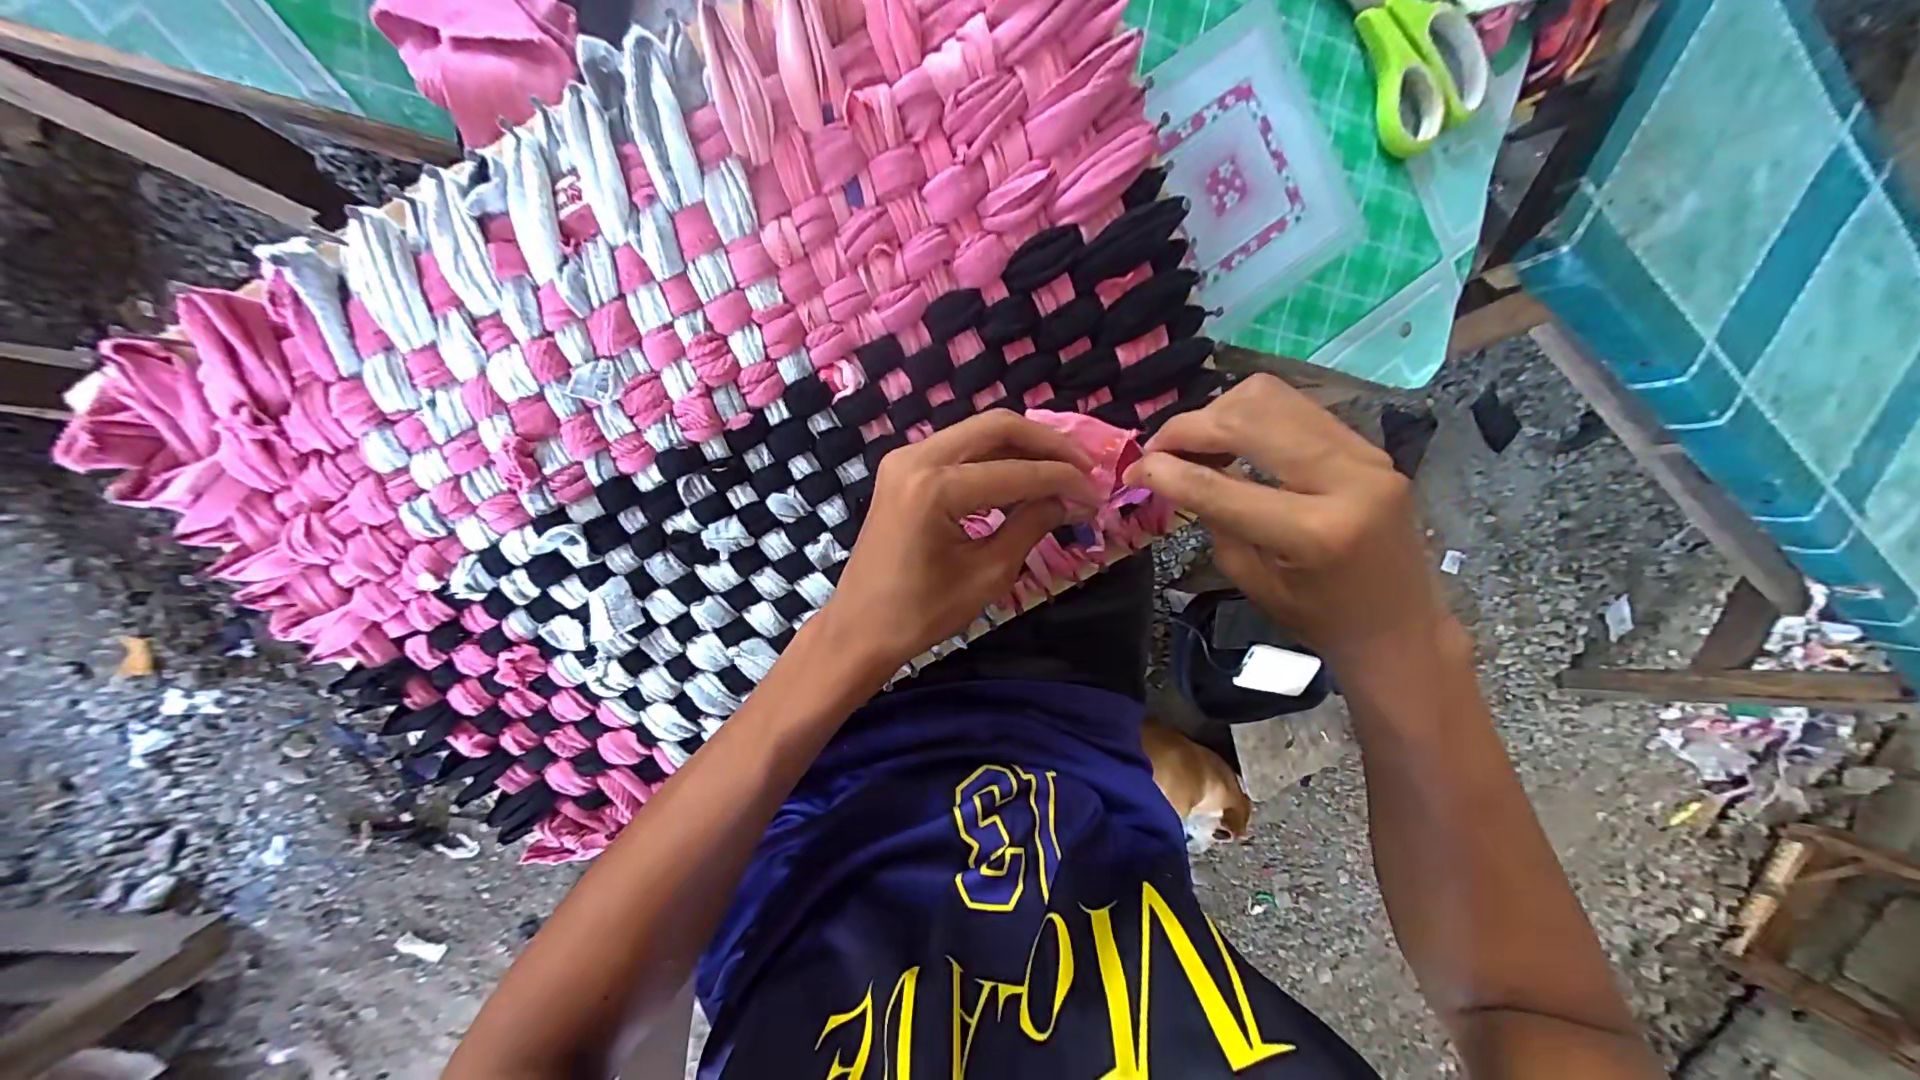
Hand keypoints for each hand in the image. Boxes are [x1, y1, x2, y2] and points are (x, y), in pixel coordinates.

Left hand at [811, 410, 1101, 679]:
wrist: (860, 628)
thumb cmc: (921, 613)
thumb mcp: (987, 573)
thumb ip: (1032, 526)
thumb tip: (1071, 499)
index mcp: (934, 487)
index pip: (1017, 471)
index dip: (1064, 480)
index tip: (1098, 493)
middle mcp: (916, 458)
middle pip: (997, 427)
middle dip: (1048, 444)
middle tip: (1085, 466)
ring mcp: (905, 458)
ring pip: (979, 432)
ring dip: (1024, 447)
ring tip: (1063, 470)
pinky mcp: (903, 468)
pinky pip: (960, 449)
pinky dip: (995, 457)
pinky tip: (1023, 476)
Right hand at [1126, 374, 1459, 669]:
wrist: (1400, 625)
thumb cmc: (1319, 618)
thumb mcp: (1251, 578)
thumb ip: (1214, 517)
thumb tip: (1171, 472)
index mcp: (1316, 532)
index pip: (1222, 486)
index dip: (1166, 471)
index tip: (1132, 470)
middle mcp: (1349, 479)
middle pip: (1250, 415)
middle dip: (1189, 426)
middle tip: (1158, 449)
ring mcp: (1366, 454)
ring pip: (1272, 397)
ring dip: (1218, 413)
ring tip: (1194, 444)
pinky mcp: (1367, 445)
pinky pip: (1295, 408)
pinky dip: (1249, 416)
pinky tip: (1230, 441)